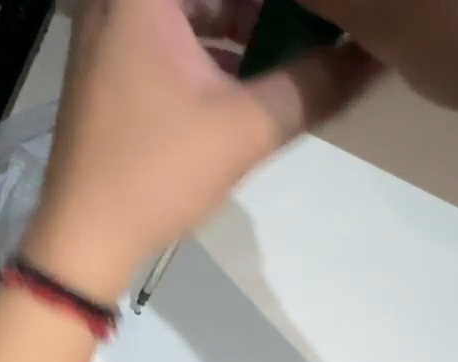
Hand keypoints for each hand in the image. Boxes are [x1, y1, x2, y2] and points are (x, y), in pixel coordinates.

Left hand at [23, 0, 378, 300]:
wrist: (80, 241)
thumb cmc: (155, 176)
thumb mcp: (245, 129)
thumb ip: (315, 85)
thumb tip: (376, 57)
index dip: (277, 5)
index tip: (320, 16)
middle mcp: (116, 2)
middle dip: (263, 9)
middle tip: (311, 26)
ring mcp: (106, 35)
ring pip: (188, 9)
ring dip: (239, 23)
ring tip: (290, 48)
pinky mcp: (106, 71)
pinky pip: (167, 36)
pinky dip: (208, 48)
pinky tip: (245, 80)